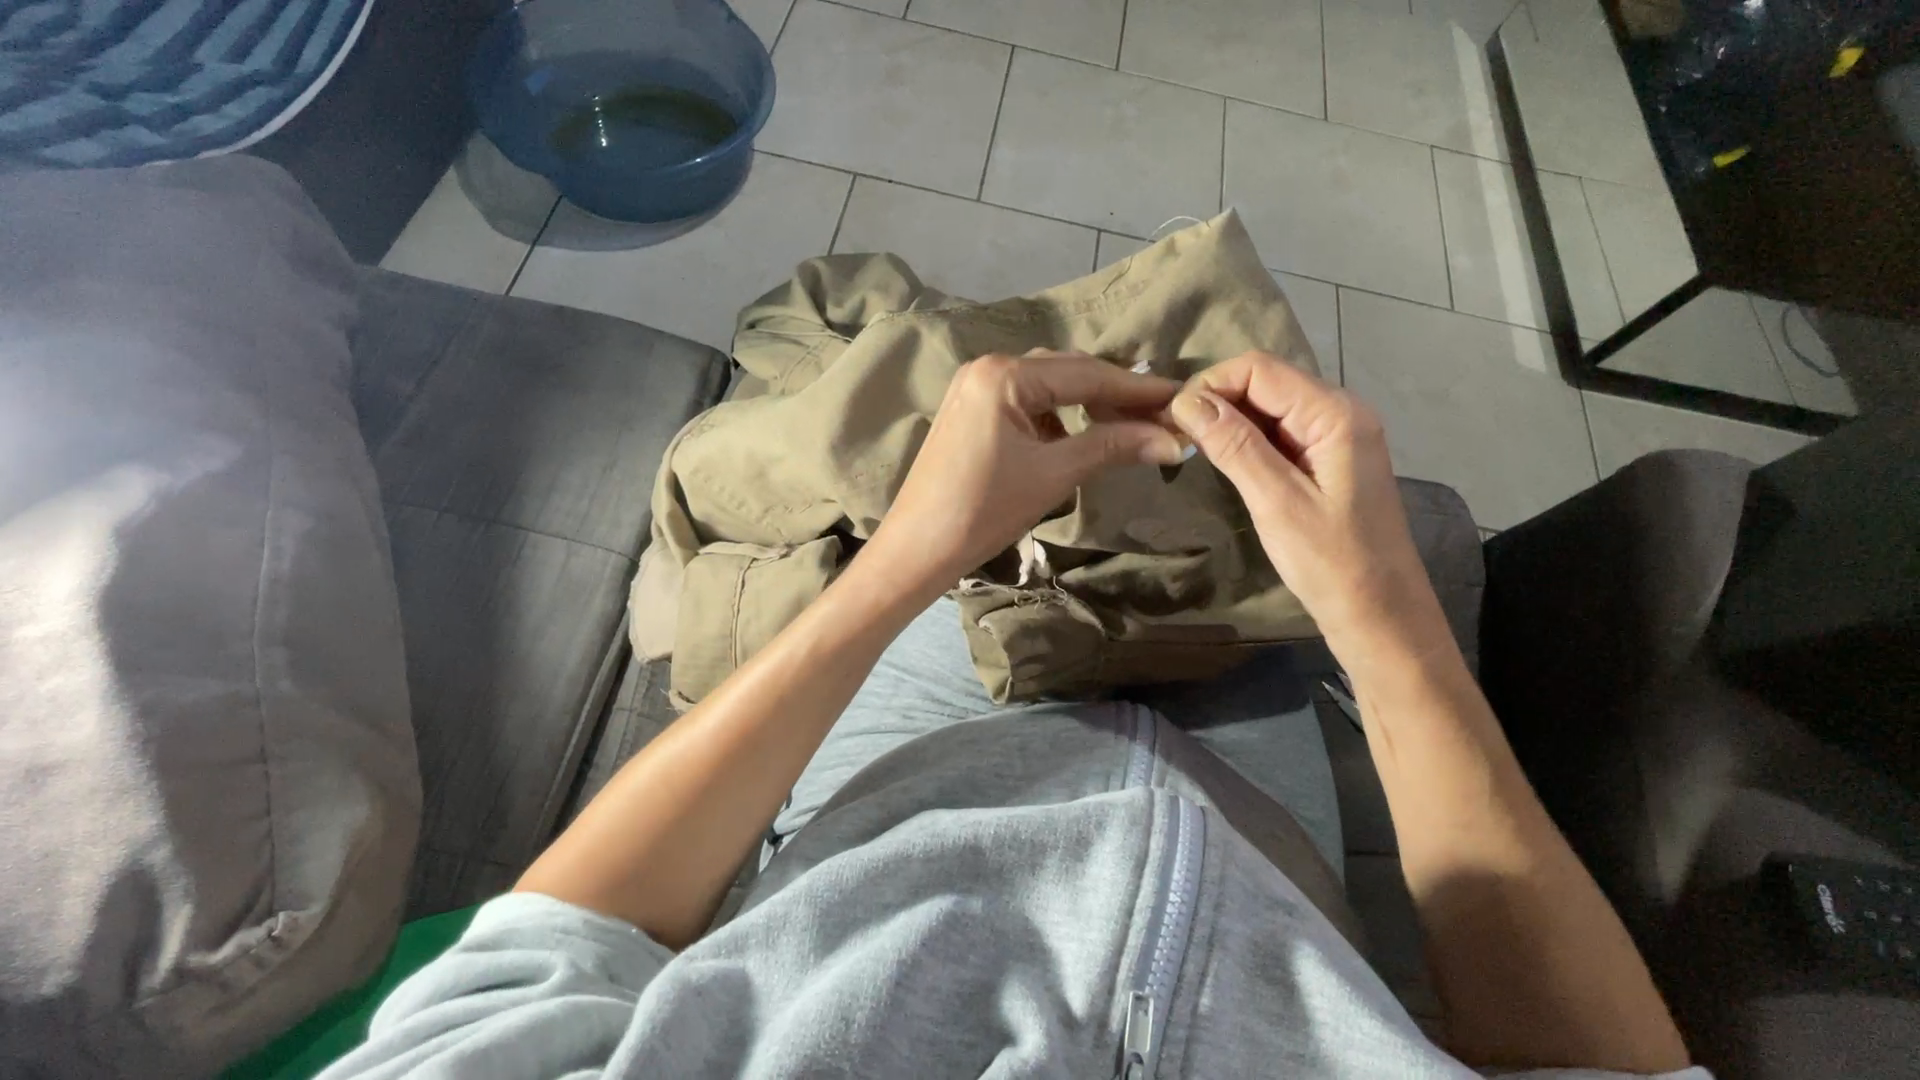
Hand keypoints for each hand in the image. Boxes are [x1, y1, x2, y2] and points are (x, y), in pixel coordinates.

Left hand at [864, 350, 1183, 597]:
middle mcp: (988, 368)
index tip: (1183, 399)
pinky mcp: (971, 412)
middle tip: (1162, 417)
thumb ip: (1112, 447)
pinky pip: (1027, 404)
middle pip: (1068, 372)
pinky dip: (1059, 418)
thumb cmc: (983, 511)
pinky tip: (1081, 438)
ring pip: (1048, 387)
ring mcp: (975, 389)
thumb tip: (1174, 439)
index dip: (1138, 390)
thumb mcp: (1053, 475)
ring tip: (1130, 429)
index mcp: (1005, 375)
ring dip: (1088, 406)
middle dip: (1115, 396)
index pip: (1087, 374)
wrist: (918, 550)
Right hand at [1166, 352, 1452, 670]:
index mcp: (1335, 414)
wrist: (1380, 614)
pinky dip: (1246, 441)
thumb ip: (1234, 445)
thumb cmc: (1331, 562)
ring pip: (1268, 407)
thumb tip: (1185, 401)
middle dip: (1216, 401)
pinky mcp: (1328, 458)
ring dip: (1228, 422)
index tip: (1173, 422)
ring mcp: (1335, 435)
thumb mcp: (1277, 502)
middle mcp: (1339, 411)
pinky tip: (1225, 463)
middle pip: (1264, 382)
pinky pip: (1279, 432)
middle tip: (1175, 438)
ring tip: (1193, 450)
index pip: (1258, 369)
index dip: (1210, 385)